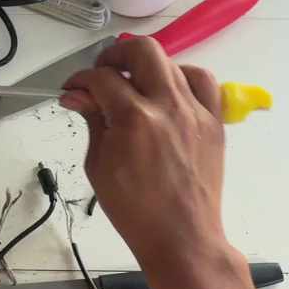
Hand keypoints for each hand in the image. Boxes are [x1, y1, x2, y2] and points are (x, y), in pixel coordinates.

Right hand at [58, 37, 228, 270]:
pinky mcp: (214, 121)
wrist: (181, 237)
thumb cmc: (133, 210)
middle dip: (115, 55)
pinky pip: (203, 81)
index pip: (101, 79)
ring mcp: (196, 112)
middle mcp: (167, 107)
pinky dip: (182, 77)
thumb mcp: (98, 165)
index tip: (73, 90)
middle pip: (142, 51)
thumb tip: (77, 95)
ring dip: (146, 67)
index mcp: (133, 120)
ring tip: (133, 84)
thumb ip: (92, 121)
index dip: (80, 80)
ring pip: (171, 62)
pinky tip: (168, 91)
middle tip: (102, 73)